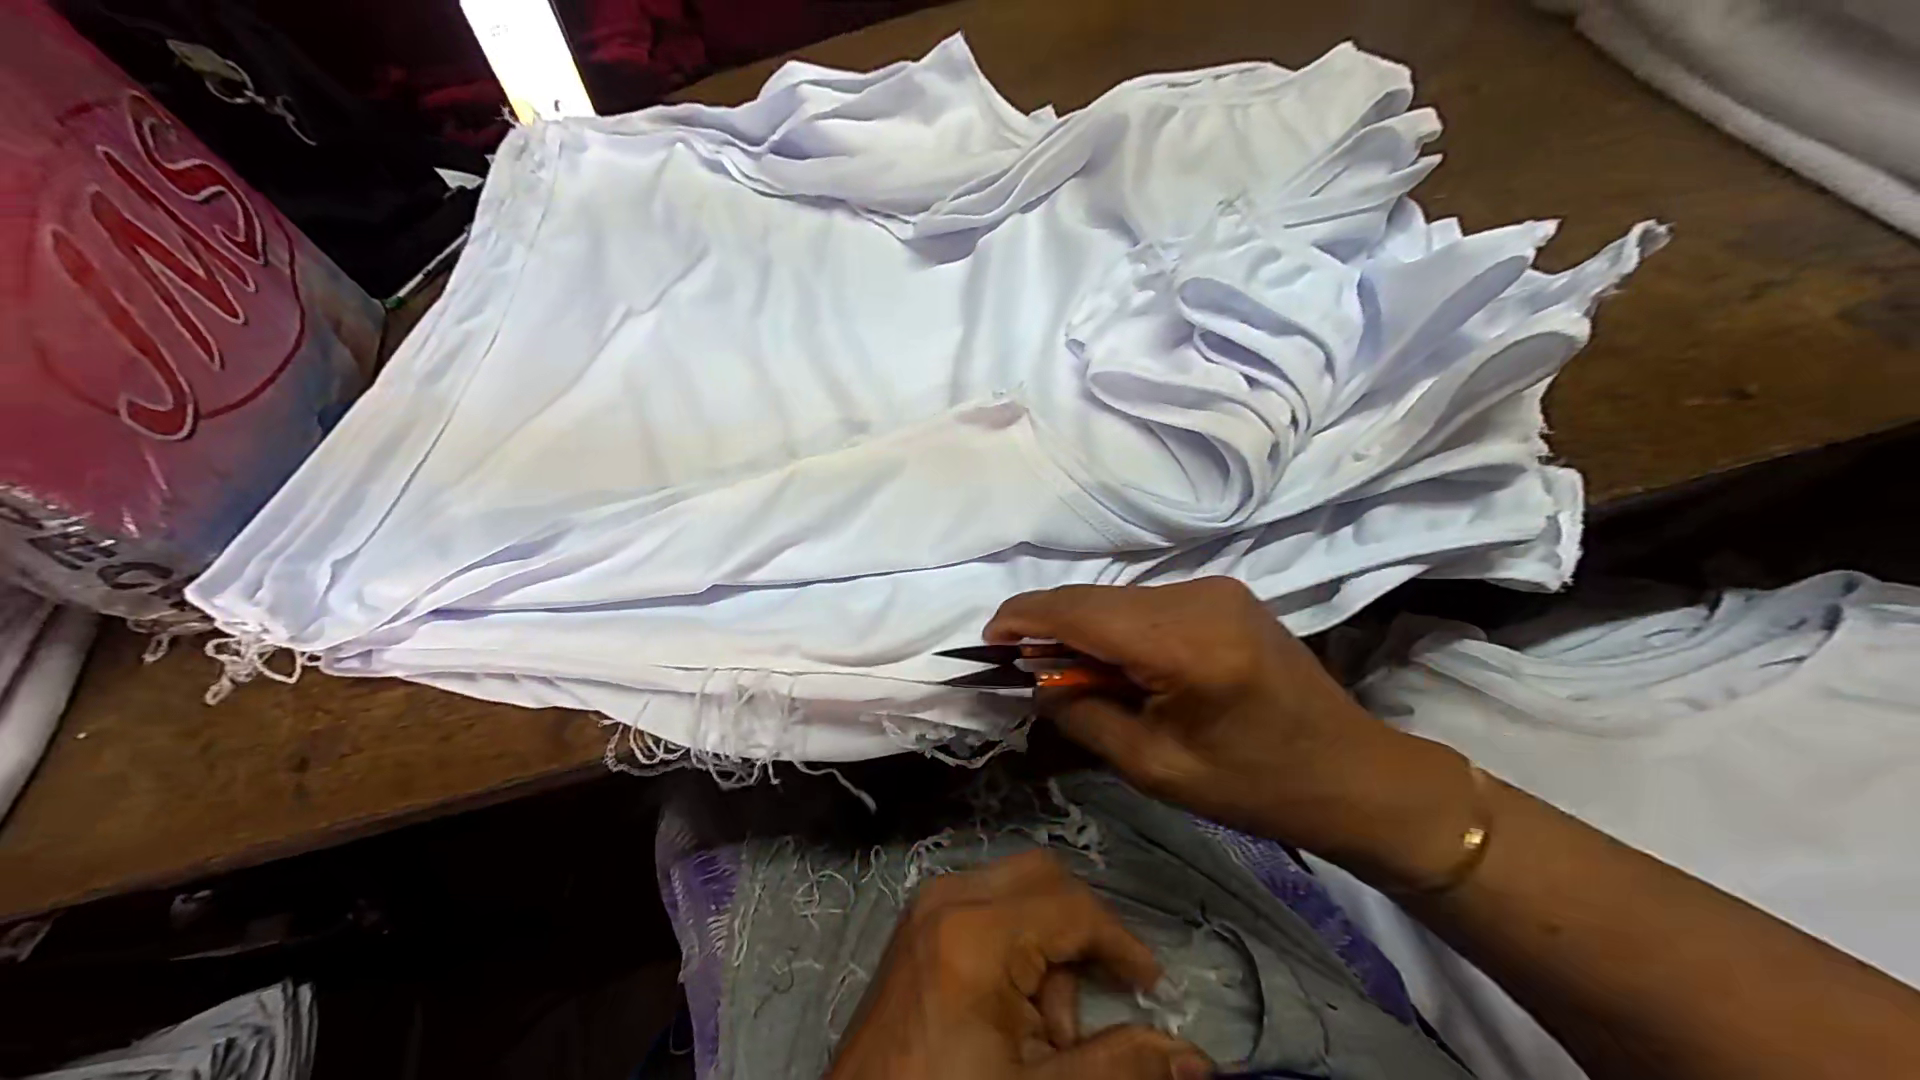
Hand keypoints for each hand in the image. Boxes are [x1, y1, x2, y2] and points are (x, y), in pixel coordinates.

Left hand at [828, 851, 1210, 1079]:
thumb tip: (1199, 1062)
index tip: (1153, 985)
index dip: (1121, 942)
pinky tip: (1010, 1009)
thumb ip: (1120, 1067)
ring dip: (1047, 945)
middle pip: (1045, 878)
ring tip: (1042, 1031)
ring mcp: (929, 903)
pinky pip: (988, 903)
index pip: (1072, 906)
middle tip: (1091, 1004)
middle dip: (1080, 934)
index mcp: (976, 932)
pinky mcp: (920, 920)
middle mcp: (950, 896)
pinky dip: (1016, 941)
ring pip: (1018, 889)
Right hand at [985, 578, 1478, 887]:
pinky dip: (1115, 625)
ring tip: (1070, 671)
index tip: (988, 640)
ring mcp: (1215, 588)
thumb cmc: (1254, 785)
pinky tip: (1117, 661)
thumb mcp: (1155, 768)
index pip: (1080, 612)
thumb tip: (1035, 680)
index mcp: (1186, 646)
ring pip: (1117, 597)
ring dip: (1082, 626)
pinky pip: (1145, 601)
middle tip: (1021, 664)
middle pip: (1094, 598)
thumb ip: (1084, 715)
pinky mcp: (1222, 593)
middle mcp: (1198, 598)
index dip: (1024, 618)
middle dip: (1048, 625)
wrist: (1351, 771)